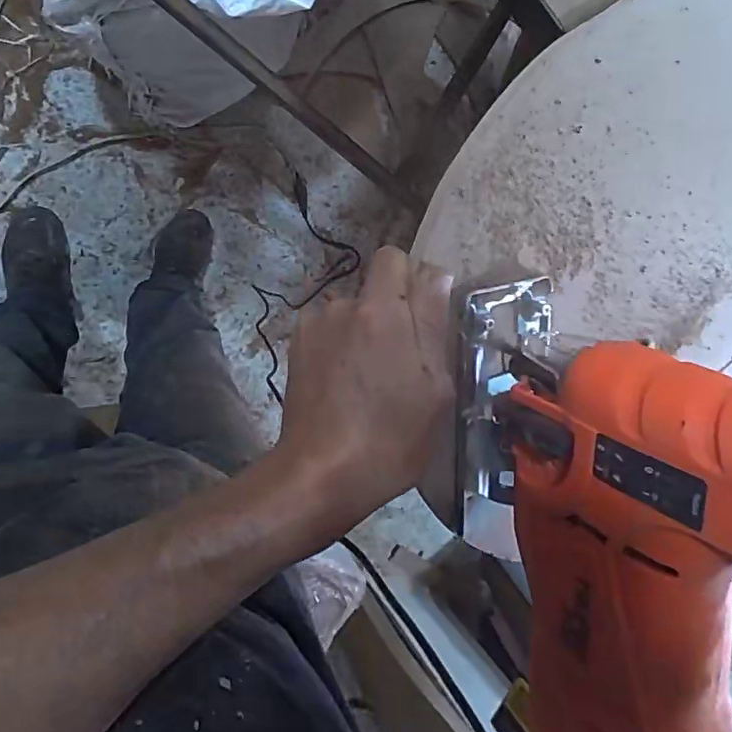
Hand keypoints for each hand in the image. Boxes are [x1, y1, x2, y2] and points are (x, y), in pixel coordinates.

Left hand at [270, 246, 454, 539]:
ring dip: (362, 327)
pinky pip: (328, 328)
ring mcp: (316, 324)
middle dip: (390, 308)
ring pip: (351, 309)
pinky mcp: (296, 345)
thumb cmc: (392, 436)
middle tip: (400, 356)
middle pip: (373, 285)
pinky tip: (341, 381)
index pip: (394, 258)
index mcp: (382, 310)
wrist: (320, 473)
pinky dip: (338, 343)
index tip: (423, 314)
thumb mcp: (435, 384)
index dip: (412, 278)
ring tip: (368, 376)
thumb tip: (435, 273)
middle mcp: (344, 305)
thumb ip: (434, 319)